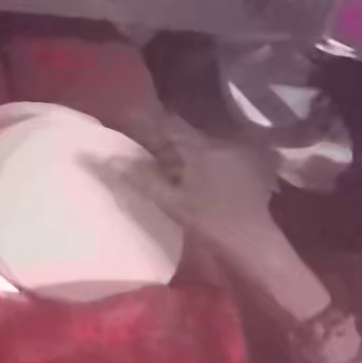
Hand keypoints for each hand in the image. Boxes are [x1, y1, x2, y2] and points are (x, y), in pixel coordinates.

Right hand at [148, 115, 331, 324]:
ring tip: (157, 161)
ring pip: (197, 145)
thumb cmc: (209, 220)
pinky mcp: (242, 169)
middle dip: (161, 138)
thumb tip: (108, 160)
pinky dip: (192, 161)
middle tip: (139, 145)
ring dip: (176, 151)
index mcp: (200, 149)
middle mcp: (218, 145)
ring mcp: (233, 156)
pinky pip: (210, 156)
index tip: (128, 119)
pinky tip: (183, 174)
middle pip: (183, 134)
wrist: (253, 242)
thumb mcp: (169, 201)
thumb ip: (139, 178)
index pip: (168, 125)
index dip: (147, 121)